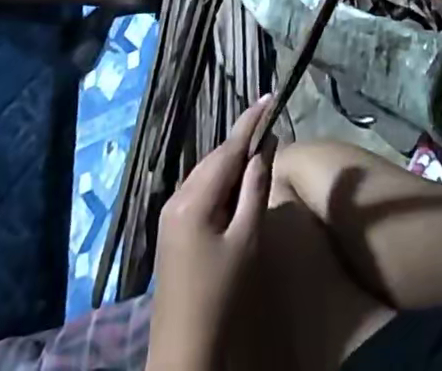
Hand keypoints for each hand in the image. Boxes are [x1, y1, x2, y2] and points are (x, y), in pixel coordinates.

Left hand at [148, 96, 275, 369]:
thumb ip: (255, 191)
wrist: (185, 345)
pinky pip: (199, 191)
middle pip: (215, 159)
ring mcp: (170, 213)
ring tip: (259, 158)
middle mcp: (176, 197)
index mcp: (194, 199)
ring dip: (231, 165)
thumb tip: (264, 150)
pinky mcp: (171, 227)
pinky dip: (221, 184)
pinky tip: (237, 191)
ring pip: (206, 174)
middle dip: (242, 145)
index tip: (268, 96)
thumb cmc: (221, 293)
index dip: (250, 122)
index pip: (227, 149)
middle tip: (271, 132)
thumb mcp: (246, 240)